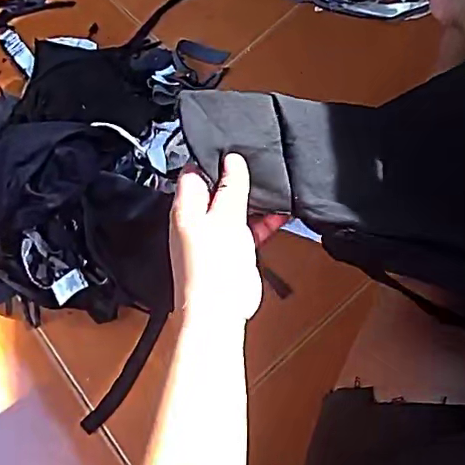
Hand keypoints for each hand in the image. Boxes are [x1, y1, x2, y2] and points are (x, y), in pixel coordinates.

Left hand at [173, 153, 283, 324]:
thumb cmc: (211, 270)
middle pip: (217, 190)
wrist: (219, 309)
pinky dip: (262, 223)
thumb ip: (231, 187)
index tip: (236, 155)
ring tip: (274, 197)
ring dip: (254, 205)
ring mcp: (215, 237)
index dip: (214, 160)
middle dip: (239, 183)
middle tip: (259, 176)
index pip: (194, 171)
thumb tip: (232, 161)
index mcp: (186, 208)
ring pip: (235, 211)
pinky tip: (278, 218)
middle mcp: (197, 221)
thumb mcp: (226, 217)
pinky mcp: (231, 253)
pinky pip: (248, 230)